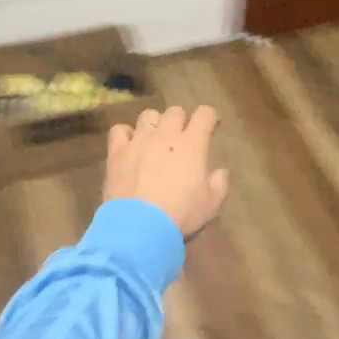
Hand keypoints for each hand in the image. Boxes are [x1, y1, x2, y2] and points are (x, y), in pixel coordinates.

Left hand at [104, 106, 230, 238]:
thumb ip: (219, 184)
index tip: (211, 125)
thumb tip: (221, 172)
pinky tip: (129, 146)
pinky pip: (120, 130)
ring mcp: (139, 141)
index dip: (209, 117)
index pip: (204, 114)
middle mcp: (165, 135)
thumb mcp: (211, 204)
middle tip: (182, 137)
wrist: (140, 227)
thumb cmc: (181, 215)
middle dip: (181, 120)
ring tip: (155, 138)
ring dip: (155, 124)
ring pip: (148, 115)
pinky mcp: (117, 152)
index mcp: (192, 144)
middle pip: (175, 111)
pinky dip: (126, 135)